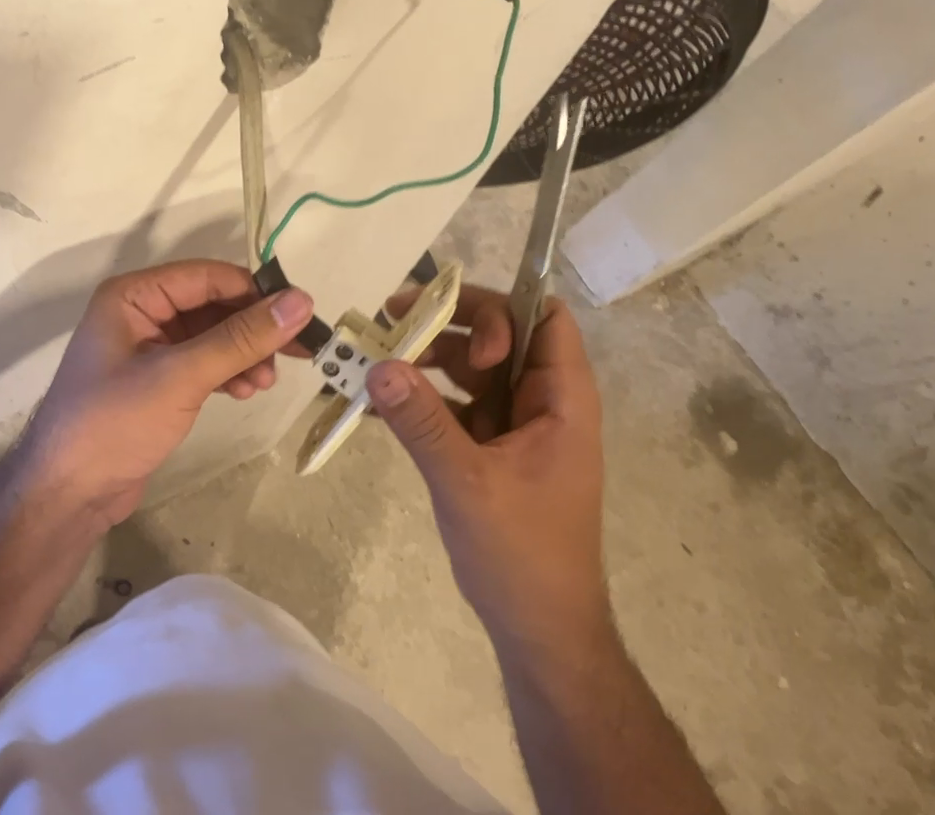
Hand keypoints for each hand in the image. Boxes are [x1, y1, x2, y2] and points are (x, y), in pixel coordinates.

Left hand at [13, 260, 312, 526]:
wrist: (69, 491)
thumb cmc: (115, 422)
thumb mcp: (180, 376)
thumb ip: (241, 338)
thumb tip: (301, 301)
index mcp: (133, 296)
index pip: (208, 277)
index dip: (255, 293)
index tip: (301, 317)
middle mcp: (140, 313)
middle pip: (213, 305)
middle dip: (251, 330)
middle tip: (295, 357)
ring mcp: (147, 349)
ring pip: (212, 336)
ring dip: (242, 354)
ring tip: (262, 384)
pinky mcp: (156, 381)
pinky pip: (202, 362)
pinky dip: (226, 373)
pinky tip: (243, 391)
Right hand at [367, 285, 609, 656]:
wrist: (538, 626)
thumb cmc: (521, 552)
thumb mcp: (466, 481)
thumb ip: (421, 421)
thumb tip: (378, 364)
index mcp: (561, 400)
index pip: (544, 319)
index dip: (500, 308)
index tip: (449, 325)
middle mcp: (540, 403)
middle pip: (500, 337)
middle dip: (447, 325)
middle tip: (389, 321)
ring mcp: (514, 428)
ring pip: (472, 371)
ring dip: (426, 361)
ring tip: (374, 358)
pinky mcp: (489, 451)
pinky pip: (454, 408)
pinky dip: (420, 400)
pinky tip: (375, 404)